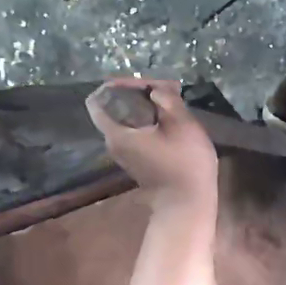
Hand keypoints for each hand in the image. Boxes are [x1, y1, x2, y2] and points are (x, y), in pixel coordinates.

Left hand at [86, 79, 217, 206]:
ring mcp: (125, 155)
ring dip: (146, 108)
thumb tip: (155, 90)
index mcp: (117, 133)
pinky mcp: (138, 162)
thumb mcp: (182, 124)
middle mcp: (114, 143)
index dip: (117, 85)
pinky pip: (136, 134)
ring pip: (127, 121)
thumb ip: (167, 100)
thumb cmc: (185, 162)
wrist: (187, 202)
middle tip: (166, 90)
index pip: (98, 100)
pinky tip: (170, 121)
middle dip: (138, 94)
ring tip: (171, 102)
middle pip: (115, 109)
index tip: (143, 82)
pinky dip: (149, 122)